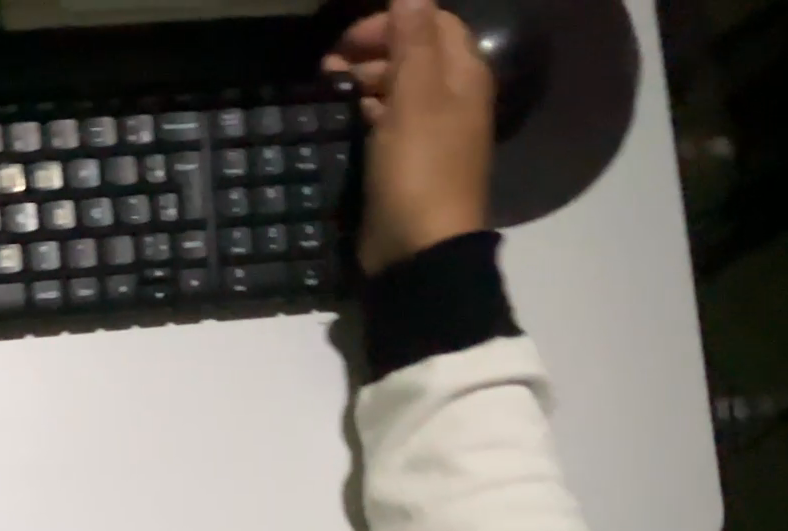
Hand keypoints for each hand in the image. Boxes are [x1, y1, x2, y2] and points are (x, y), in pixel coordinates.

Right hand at [327, 0, 495, 275]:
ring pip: (394, 94)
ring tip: (325, 91)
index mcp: (462, 76)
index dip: (391, 21)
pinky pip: (383, 129)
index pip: (431, 24)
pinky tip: (337, 122)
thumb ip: (413, 40)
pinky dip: (361, 117)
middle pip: (412, 57)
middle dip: (371, 51)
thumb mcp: (415, 97)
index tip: (346, 38)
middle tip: (327, 65)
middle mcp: (449, 101)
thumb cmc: (419, 169)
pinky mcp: (402, 169)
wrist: (418, 250)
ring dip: (361, 84)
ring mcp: (426, 138)